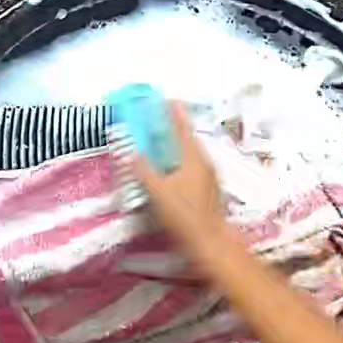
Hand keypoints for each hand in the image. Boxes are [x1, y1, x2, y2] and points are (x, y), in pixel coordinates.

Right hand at [123, 103, 227, 242]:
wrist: (209, 243)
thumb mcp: (158, 193)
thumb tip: (133, 154)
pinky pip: (192, 165)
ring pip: (191, 153)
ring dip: (177, 145)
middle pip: (188, 139)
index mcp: (194, 158)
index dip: (174, 114)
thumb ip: (144, 171)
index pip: (182, 129)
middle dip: (174, 128)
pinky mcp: (208, 188)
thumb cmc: (184, 216)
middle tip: (160, 119)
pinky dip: (180, 159)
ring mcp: (209, 176)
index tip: (168, 100)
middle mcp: (204, 163)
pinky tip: (171, 167)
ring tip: (162, 140)